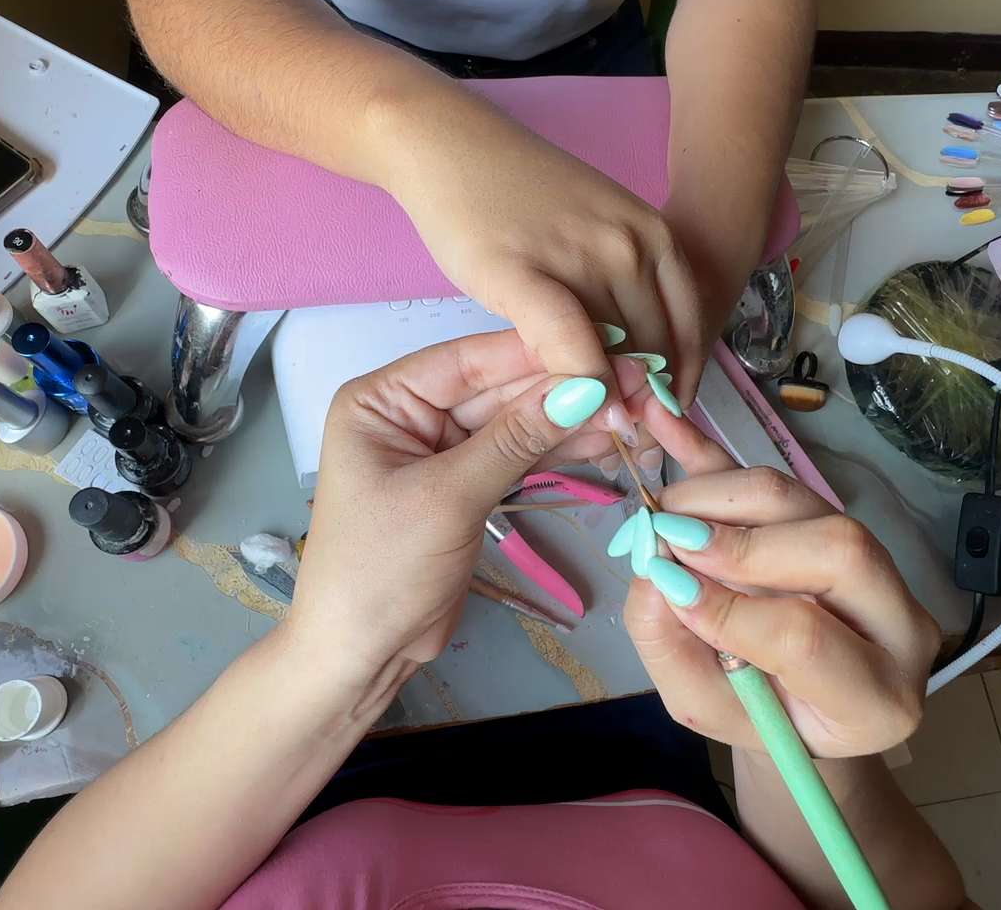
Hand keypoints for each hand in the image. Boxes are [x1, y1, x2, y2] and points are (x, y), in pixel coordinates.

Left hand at [290, 331, 607, 676]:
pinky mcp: (469, 480)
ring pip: (516, 419)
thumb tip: (585, 388)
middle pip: (499, 386)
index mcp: (384, 398)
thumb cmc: (380, 569)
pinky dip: (560, 448)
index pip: (470, 359)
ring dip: (572, 416)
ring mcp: (443, 446)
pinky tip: (607, 437)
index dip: (540, 350)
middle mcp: (413, 411)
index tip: (605, 345)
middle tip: (637, 378)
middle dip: (566, 386)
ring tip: (636, 406)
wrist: (363, 654)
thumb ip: (515, 439)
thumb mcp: (448, 497)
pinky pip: (519, 452)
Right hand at [385, 118, 707, 411]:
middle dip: (648, 403)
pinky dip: (582, 386)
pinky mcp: (527, 274)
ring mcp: (584, 259)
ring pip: (619, 355)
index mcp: (654, 237)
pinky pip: (570, 344)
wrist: (451, 145)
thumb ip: (618, 285)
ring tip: (603, 437)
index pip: (688, 329)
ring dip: (617, 404)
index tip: (664, 419)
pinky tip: (581, 413)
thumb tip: (627, 354)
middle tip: (630, 441)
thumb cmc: (516, 191)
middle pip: (656, 349)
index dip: (680, 384)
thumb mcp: (591, 229)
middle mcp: (633, 247)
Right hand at [622, 402, 939, 758]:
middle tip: (671, 536)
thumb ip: (672, 646)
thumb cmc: (757, 718)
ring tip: (665, 510)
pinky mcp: (829, 522)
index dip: (729, 608)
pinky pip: (777, 477)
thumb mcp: (705, 705)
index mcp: (875, 697)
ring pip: (810, 502)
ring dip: (726, 493)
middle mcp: (898, 623)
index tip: (667, 586)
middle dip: (741, 538)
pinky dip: (716, 451)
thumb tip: (655, 568)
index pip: (809, 637)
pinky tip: (666, 421)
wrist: (799, 704)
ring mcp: (876, 566)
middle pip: (838, 547)